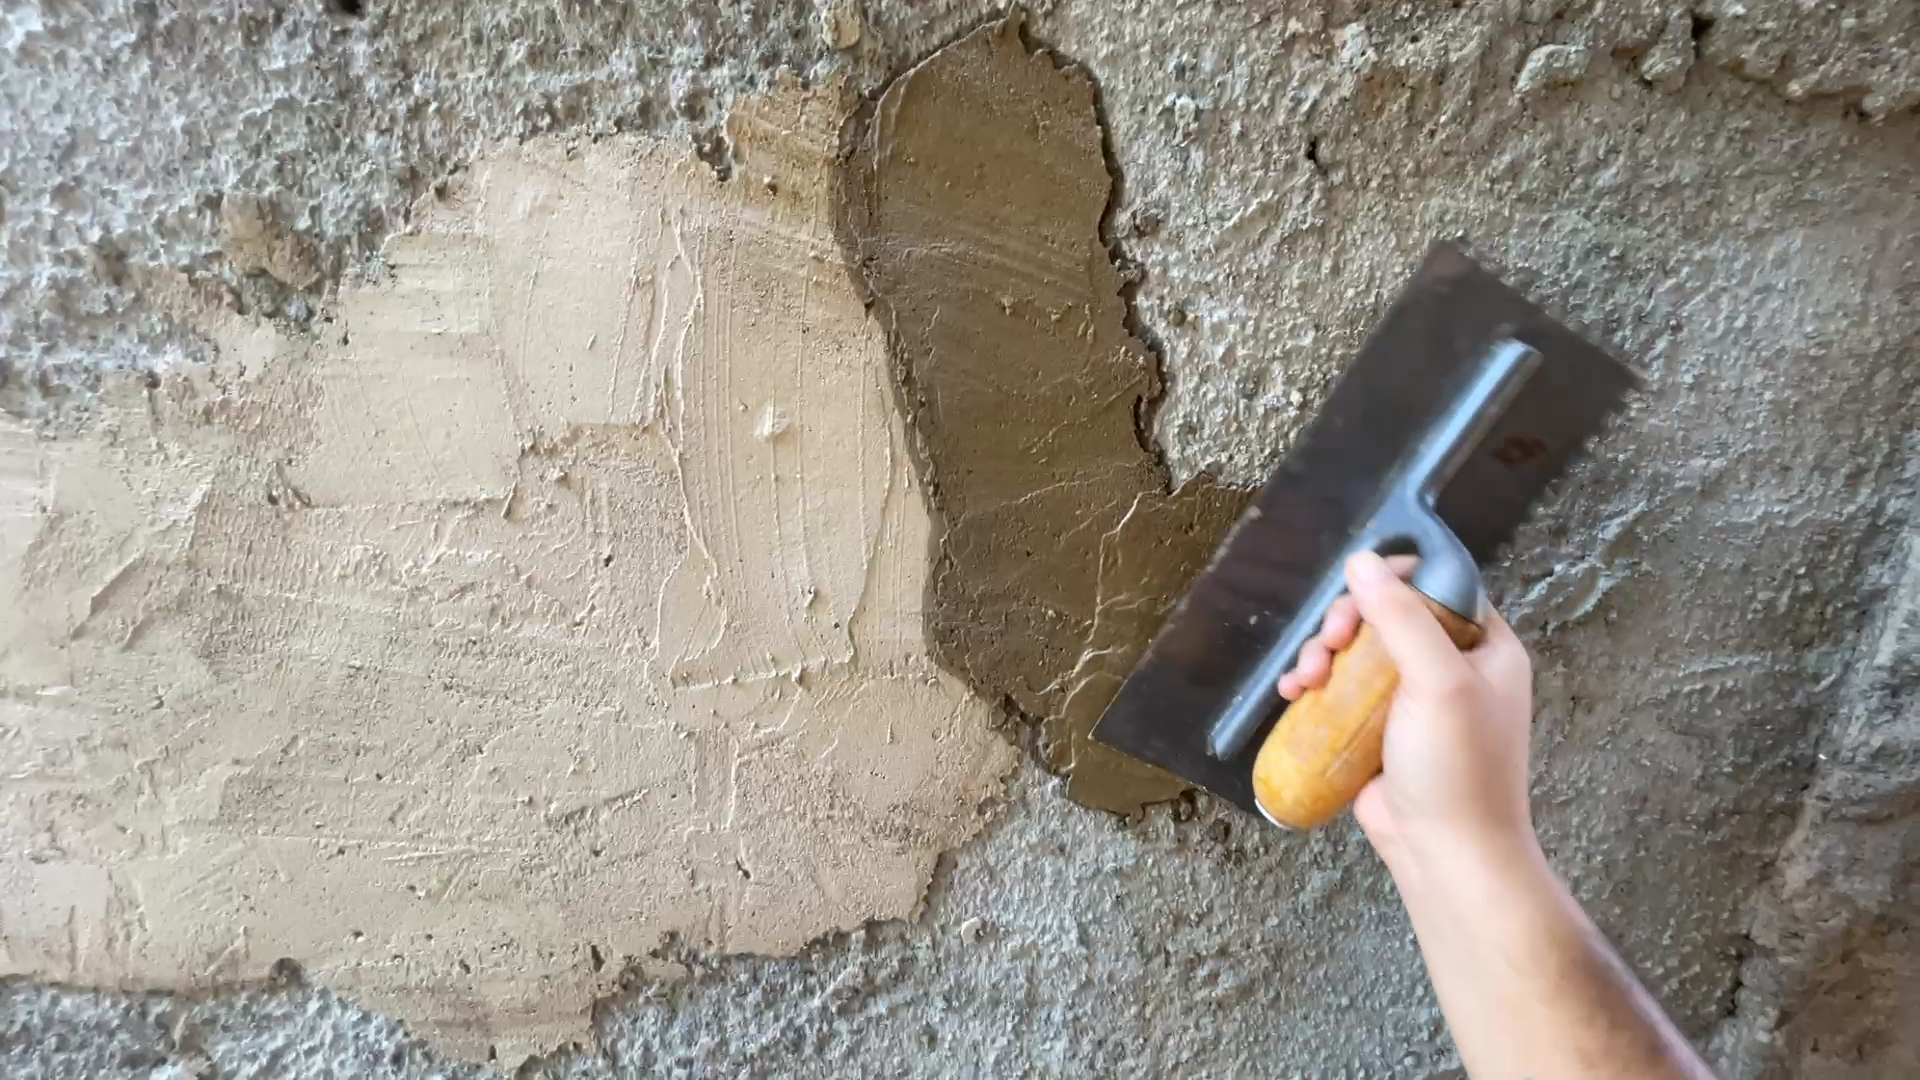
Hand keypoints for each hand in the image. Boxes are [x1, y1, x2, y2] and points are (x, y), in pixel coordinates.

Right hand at [1276, 552, 1537, 879]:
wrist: (1444, 853)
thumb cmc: (1457, 767)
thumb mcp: (1438, 683)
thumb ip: (1402, 618)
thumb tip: (1361, 560)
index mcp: (1485, 648)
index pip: (1438, 587)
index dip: (1393, 581)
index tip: (1357, 597)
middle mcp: (1450, 665)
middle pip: (1385, 614)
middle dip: (1345, 623)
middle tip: (1327, 644)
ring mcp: (1409, 696)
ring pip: (1354, 648)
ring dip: (1320, 653)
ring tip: (1305, 678)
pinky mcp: (1375, 722)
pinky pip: (1338, 684)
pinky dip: (1312, 682)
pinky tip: (1292, 692)